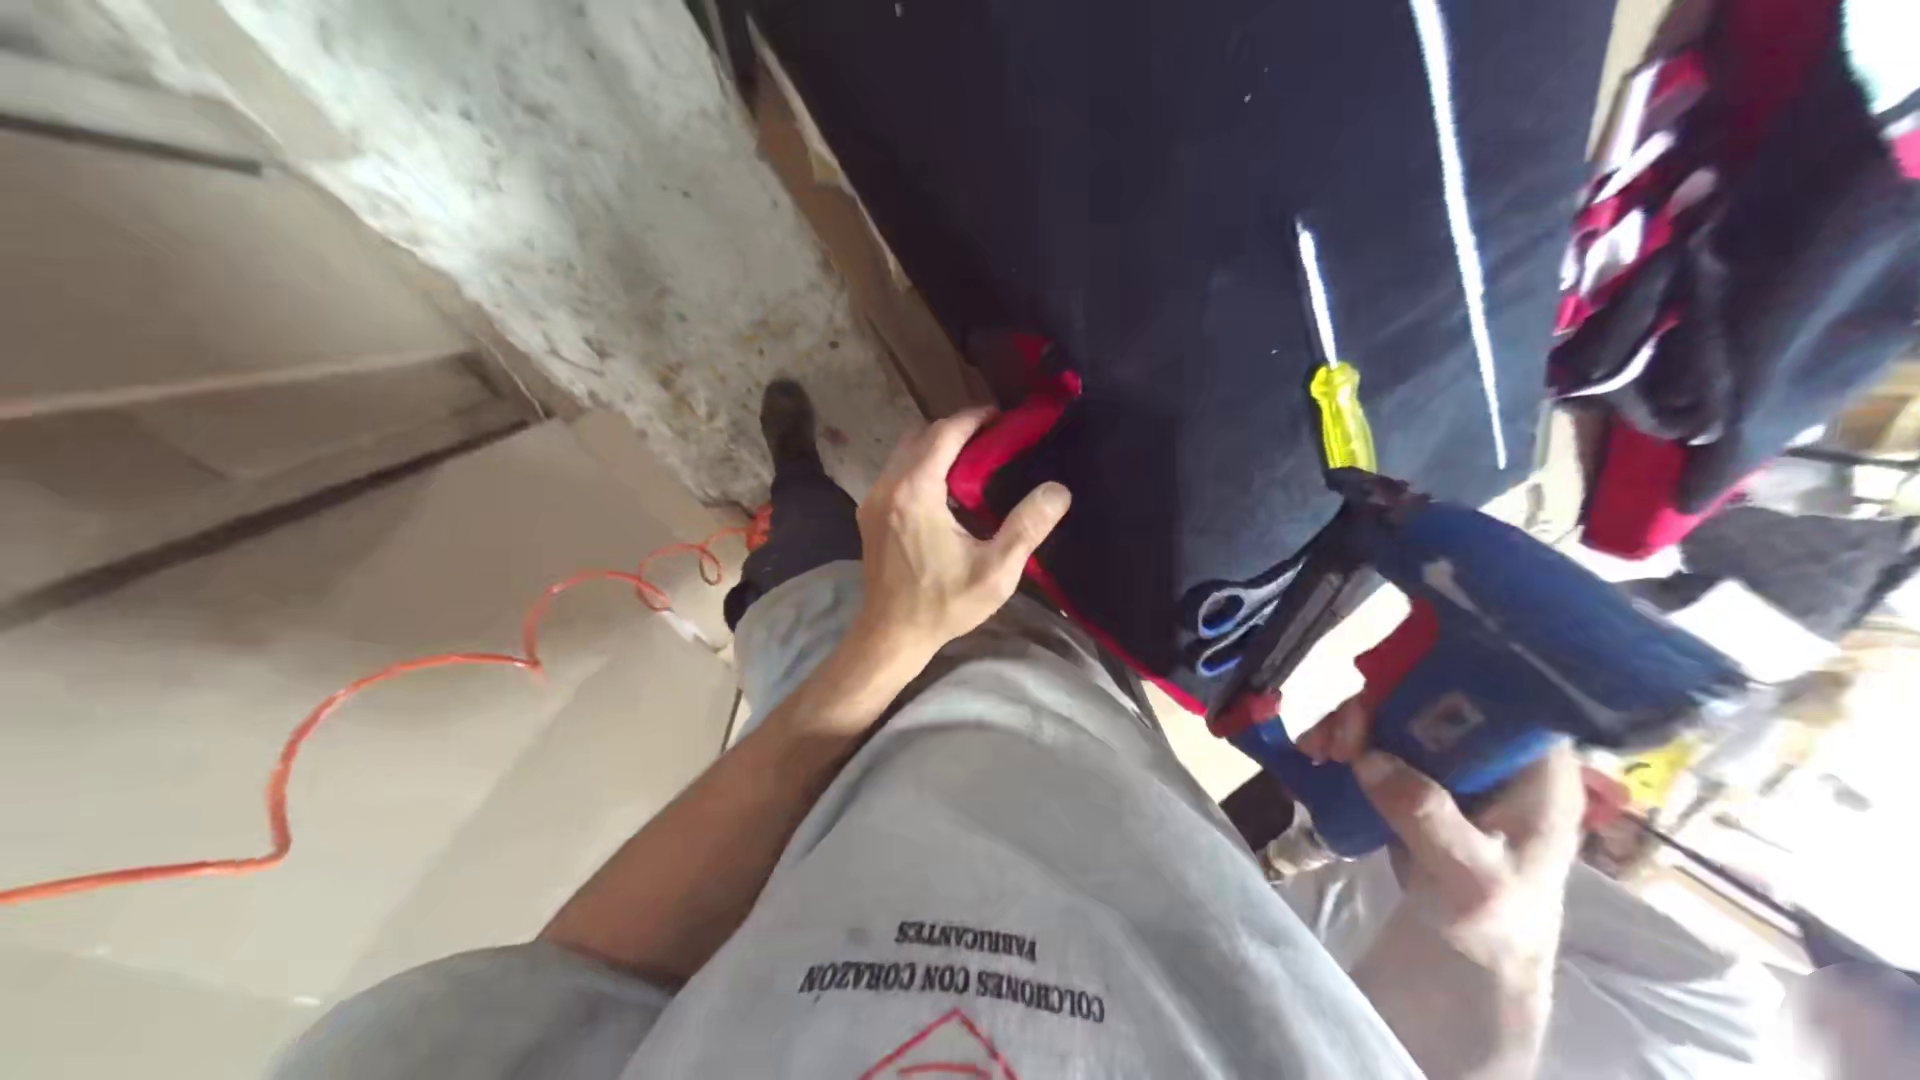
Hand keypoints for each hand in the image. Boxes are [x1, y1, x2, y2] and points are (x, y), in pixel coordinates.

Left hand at [854, 408, 1071, 655]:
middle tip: (992, 437)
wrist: (891, 635)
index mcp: (915, 492)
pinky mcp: (869, 514)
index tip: (1001, 416)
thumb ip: (1027, 527)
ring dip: (936, 446)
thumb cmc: (943, 604)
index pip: (944, 433)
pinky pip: (896, 472)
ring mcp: (873, 499)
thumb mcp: (995, 571)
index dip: (974, 418)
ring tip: (973, 458)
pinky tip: (945, 488)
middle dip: (956, 428)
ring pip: (904, 451)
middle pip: (921, 435)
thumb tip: (1058, 490)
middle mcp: (887, 486)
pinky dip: (920, 465)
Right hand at [1301, 698, 1583, 1078]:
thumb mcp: (1471, 877)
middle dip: (1377, 705)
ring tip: (1320, 750)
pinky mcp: (1414, 769)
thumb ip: (1428, 819)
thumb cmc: (1493, 917)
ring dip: (1351, 723)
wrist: (1467, 948)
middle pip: (1430, 693)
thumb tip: (1371, 761)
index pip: (1502, 690)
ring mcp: (1450, 757)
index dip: (1446, 674)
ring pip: (1393, 710)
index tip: (1388, 687)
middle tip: (1340, 736)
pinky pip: (1372, 735)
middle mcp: (1493, 748)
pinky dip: (1341, 738)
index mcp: (1533, 765)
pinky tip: (1317, 754)